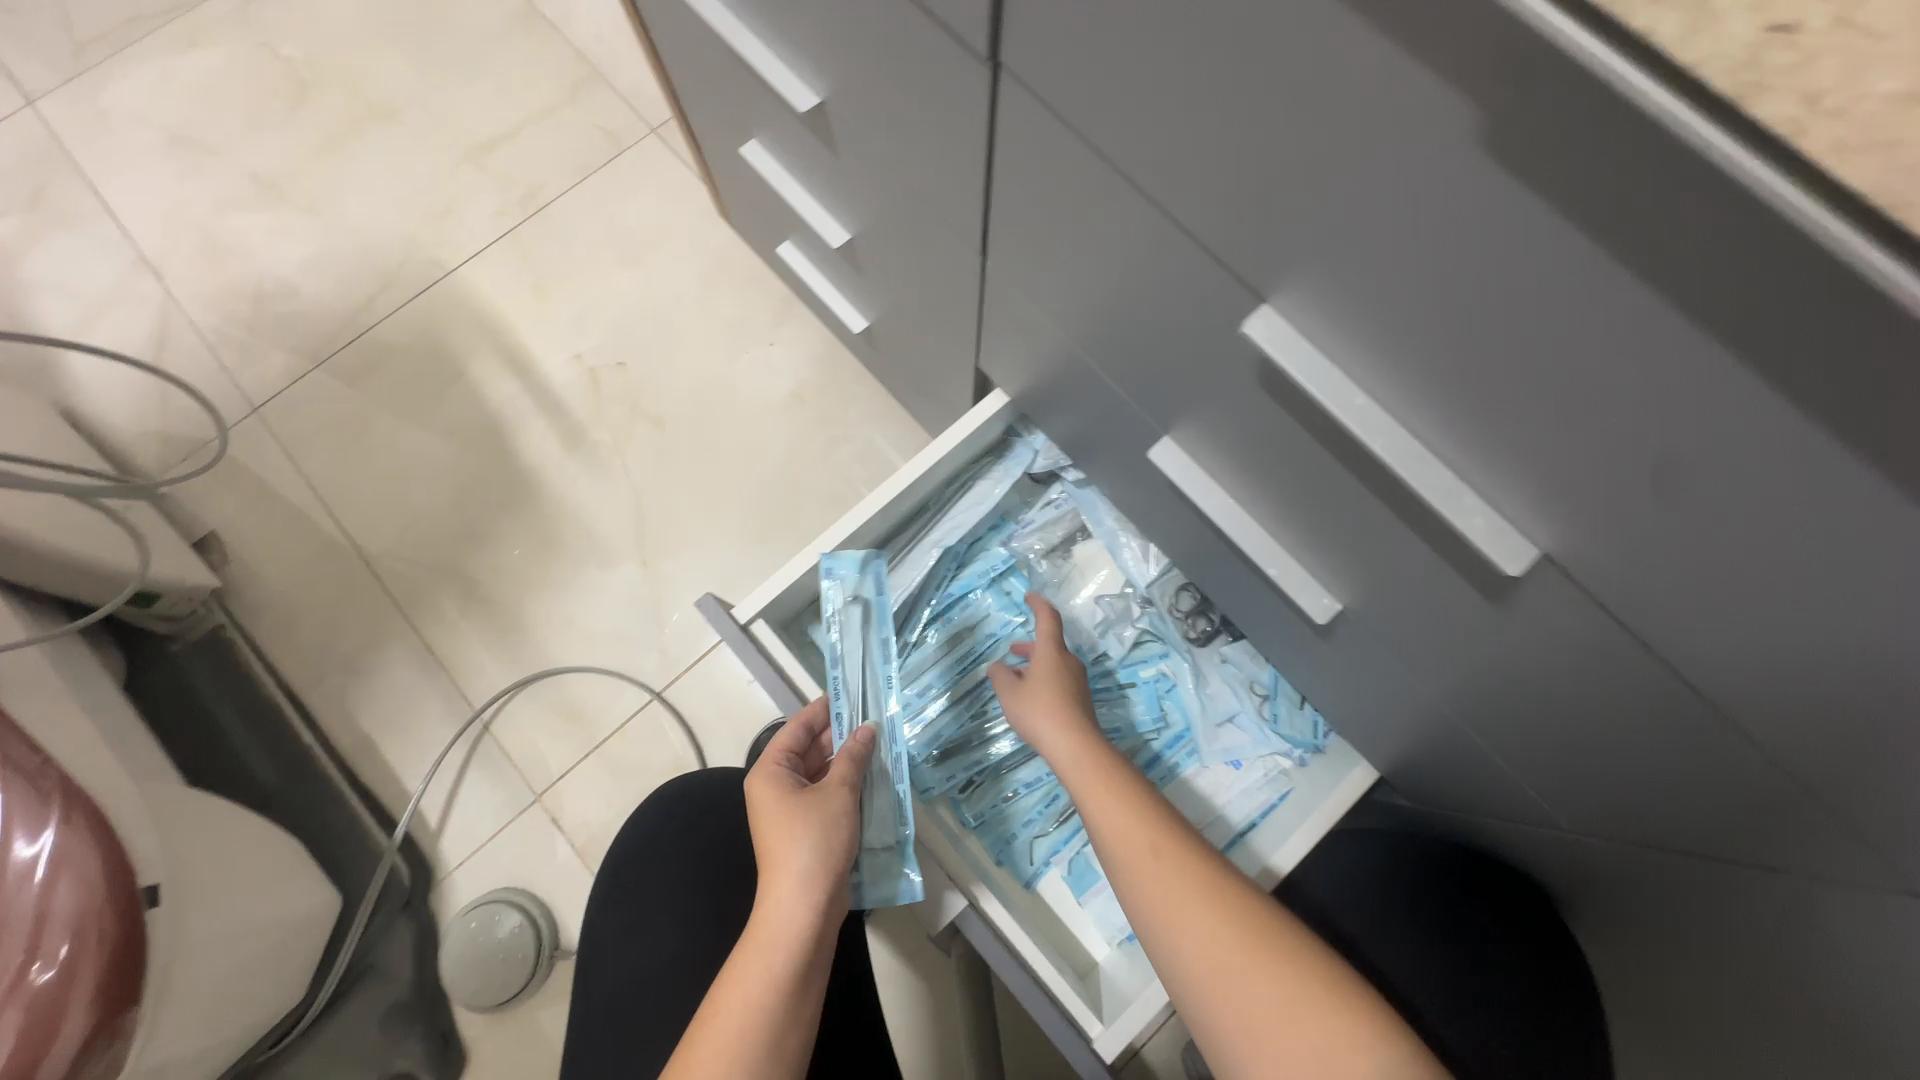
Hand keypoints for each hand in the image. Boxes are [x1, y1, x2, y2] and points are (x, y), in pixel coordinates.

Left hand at [743, 699, 876, 920]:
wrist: (804, 907)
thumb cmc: (814, 841)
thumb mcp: (838, 792)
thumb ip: (853, 756)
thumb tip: (867, 728)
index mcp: (771, 770)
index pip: (796, 727)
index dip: (824, 708)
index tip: (851, 692)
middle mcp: (775, 785)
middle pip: (808, 748)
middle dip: (841, 734)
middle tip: (874, 716)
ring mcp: (789, 809)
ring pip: (820, 772)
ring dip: (847, 760)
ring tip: (880, 741)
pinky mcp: (806, 828)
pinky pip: (826, 794)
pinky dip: (847, 784)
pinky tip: (874, 775)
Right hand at [987, 592, 1102, 760]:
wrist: (1075, 745)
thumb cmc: (1039, 712)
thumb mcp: (1010, 694)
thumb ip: (1000, 677)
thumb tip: (996, 666)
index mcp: (1051, 652)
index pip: (1048, 618)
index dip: (1038, 605)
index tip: (1029, 597)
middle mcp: (1068, 661)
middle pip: (1049, 645)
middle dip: (1029, 648)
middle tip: (1012, 652)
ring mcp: (1078, 681)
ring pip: (1054, 665)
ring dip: (1035, 667)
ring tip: (1015, 680)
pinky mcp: (1081, 699)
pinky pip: (1060, 681)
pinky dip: (1044, 681)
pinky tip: (1031, 699)